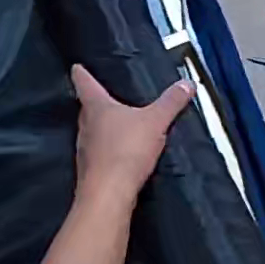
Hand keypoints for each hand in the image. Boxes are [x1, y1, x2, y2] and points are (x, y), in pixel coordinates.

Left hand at [70, 65, 193, 203]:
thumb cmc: (126, 150)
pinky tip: (121, 153)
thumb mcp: (155, 121)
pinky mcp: (91, 172)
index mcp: (96, 107)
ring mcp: (85, 150)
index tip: (77, 66)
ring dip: (102, 127)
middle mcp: (85, 126)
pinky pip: (99, 153)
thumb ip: (171, 102)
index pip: (84, 83)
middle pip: (87, 108)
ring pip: (92, 131)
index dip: (81, 73)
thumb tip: (187, 82)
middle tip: (106, 93)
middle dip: (95, 101)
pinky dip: (108, 149)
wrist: (108, 197)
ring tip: (118, 123)